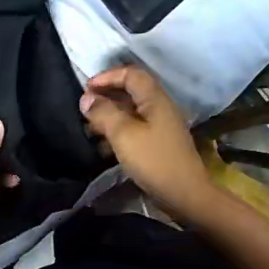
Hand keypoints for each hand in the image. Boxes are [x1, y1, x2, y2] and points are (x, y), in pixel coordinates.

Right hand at [79, 65, 216, 219]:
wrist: (184, 194)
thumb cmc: (154, 160)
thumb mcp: (124, 134)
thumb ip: (104, 113)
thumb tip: (86, 98)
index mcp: (155, 99)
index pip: (131, 74)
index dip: (107, 76)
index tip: (86, 88)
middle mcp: (159, 108)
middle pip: (131, 92)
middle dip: (106, 96)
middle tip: (84, 108)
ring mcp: (160, 127)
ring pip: (131, 112)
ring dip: (109, 116)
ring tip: (89, 128)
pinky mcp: (157, 144)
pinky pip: (134, 129)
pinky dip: (117, 132)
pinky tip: (103, 146)